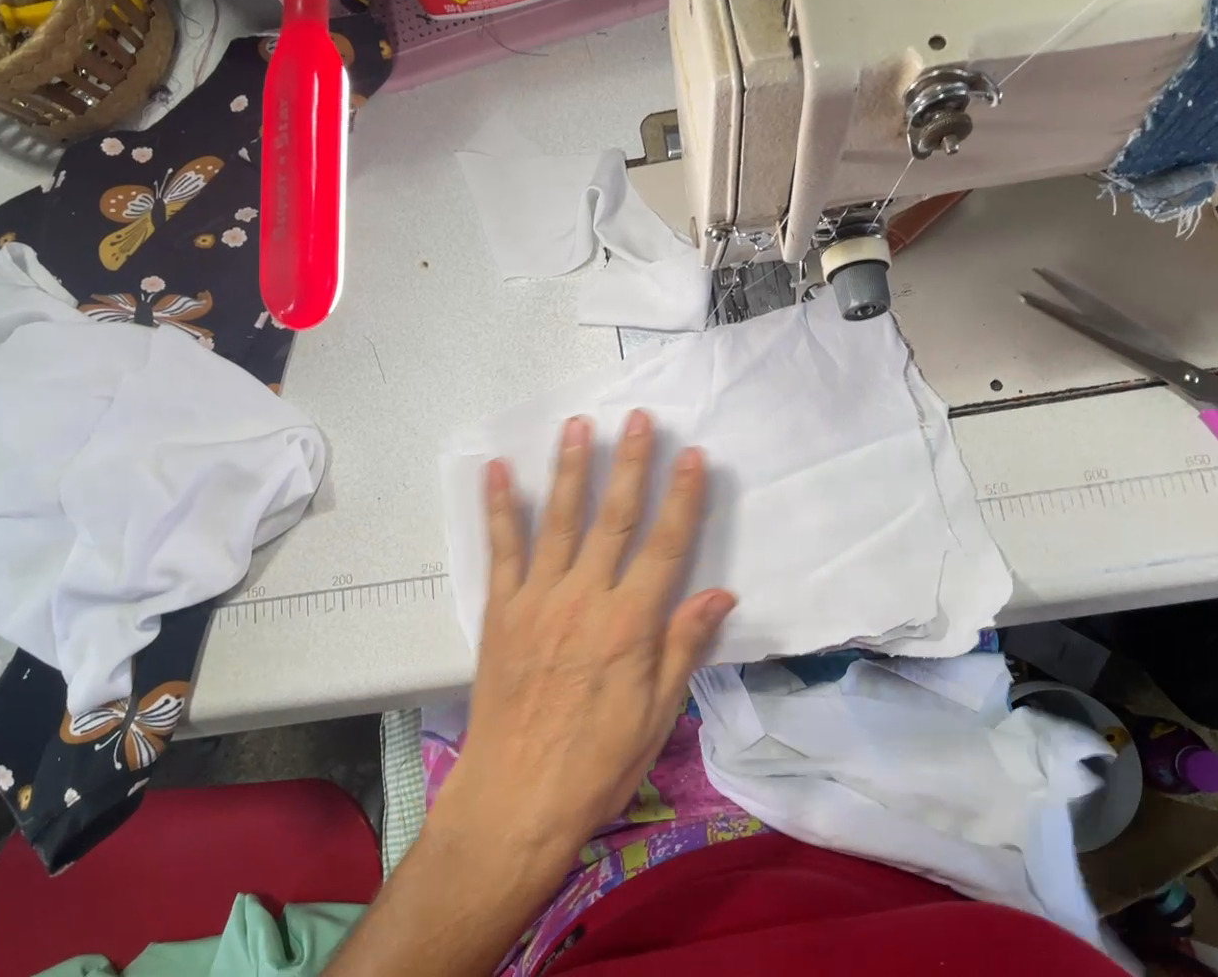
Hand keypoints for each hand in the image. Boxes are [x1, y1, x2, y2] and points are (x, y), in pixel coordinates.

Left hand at [443, 409, 735, 854]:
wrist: (517, 797)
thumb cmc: (598, 763)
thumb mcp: (658, 713)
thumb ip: (684, 646)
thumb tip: (720, 593)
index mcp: (631, 623)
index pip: (666, 545)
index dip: (682, 497)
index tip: (691, 455)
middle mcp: (585, 598)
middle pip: (614, 519)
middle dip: (629, 464)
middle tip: (637, 419)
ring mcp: (537, 600)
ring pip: (557, 521)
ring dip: (569, 468)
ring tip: (577, 424)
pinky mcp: (500, 611)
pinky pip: (500, 549)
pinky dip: (499, 507)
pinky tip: (497, 469)